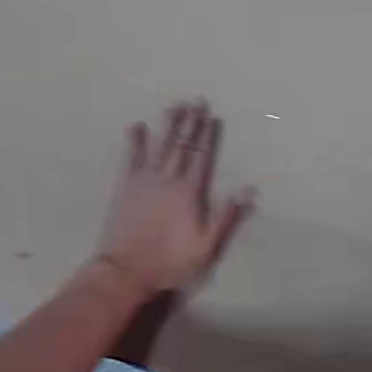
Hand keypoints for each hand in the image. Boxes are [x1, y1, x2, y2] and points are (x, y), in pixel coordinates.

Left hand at [94, 101, 254, 298]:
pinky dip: (134, 141)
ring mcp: (144, 181)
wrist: (125, 270)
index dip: (207, 136)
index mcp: (189, 192)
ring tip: (174, 105)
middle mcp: (167, 179)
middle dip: (190, 122)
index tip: (211, 116)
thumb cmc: (169, 262)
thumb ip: (226, 216)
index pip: (201, 157)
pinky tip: (136, 126)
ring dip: (168, 125)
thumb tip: (247, 188)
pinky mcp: (125, 187)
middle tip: (195, 100)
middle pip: (181, 145)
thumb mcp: (206, 247)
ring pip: (159, 146)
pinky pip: (131, 158)